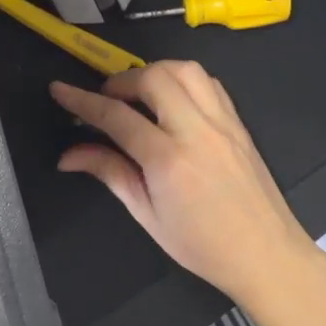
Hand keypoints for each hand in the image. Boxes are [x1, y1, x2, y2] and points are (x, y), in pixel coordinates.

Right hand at [50, 61, 317, 303]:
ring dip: (154, 72)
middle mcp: (197, 131)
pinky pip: (209, 83)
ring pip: (185, 69)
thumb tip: (69, 155)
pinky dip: (183, 80)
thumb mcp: (146, 215)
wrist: (266, 255)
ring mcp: (223, 123)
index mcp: (169, 160)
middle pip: (153, 77)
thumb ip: (109, 173)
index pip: (116, 116)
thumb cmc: (201, 245)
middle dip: (120, 80)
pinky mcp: (239, 123)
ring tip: (139, 95)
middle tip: (107, 100)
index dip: (82, 100)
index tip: (59, 90)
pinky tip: (172, 101)